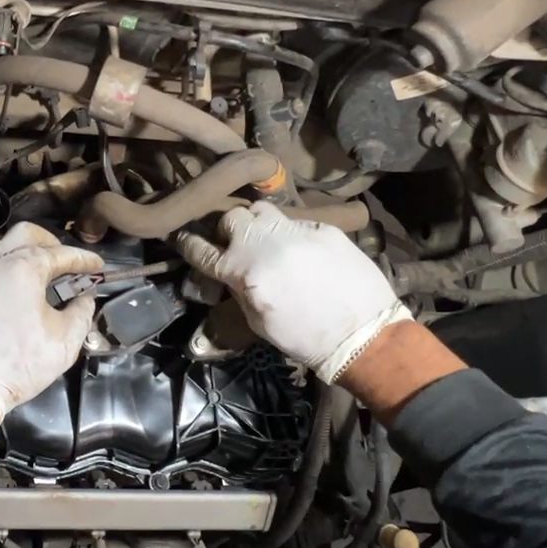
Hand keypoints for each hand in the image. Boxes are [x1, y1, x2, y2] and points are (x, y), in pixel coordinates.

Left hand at [0, 222, 105, 431]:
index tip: (97, 266)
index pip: (61, 254)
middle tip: (64, 261)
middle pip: (26, 233)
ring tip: (34, 268)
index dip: (84, 259)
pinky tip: (6, 284)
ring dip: (19, 249)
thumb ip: (81, 313)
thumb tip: (85, 299)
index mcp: (24, 266)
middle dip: (50, 242)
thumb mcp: (64, 342)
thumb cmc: (17, 362)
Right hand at [178, 201, 410, 383]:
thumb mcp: (256, 321)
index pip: (202, 250)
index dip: (188, 243)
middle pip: (231, 218)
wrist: (363, 335)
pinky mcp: (323, 229)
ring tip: (266, 239)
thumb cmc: (304, 338)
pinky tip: (301, 252)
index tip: (183, 238)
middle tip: (236, 245)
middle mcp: (264, 245)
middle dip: (228, 230)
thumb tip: (229, 274)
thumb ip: (238, 289)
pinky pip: (295, 223)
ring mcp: (295, 232)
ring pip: (261, 209)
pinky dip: (291, 235)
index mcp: (242, 272)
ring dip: (257, 223)